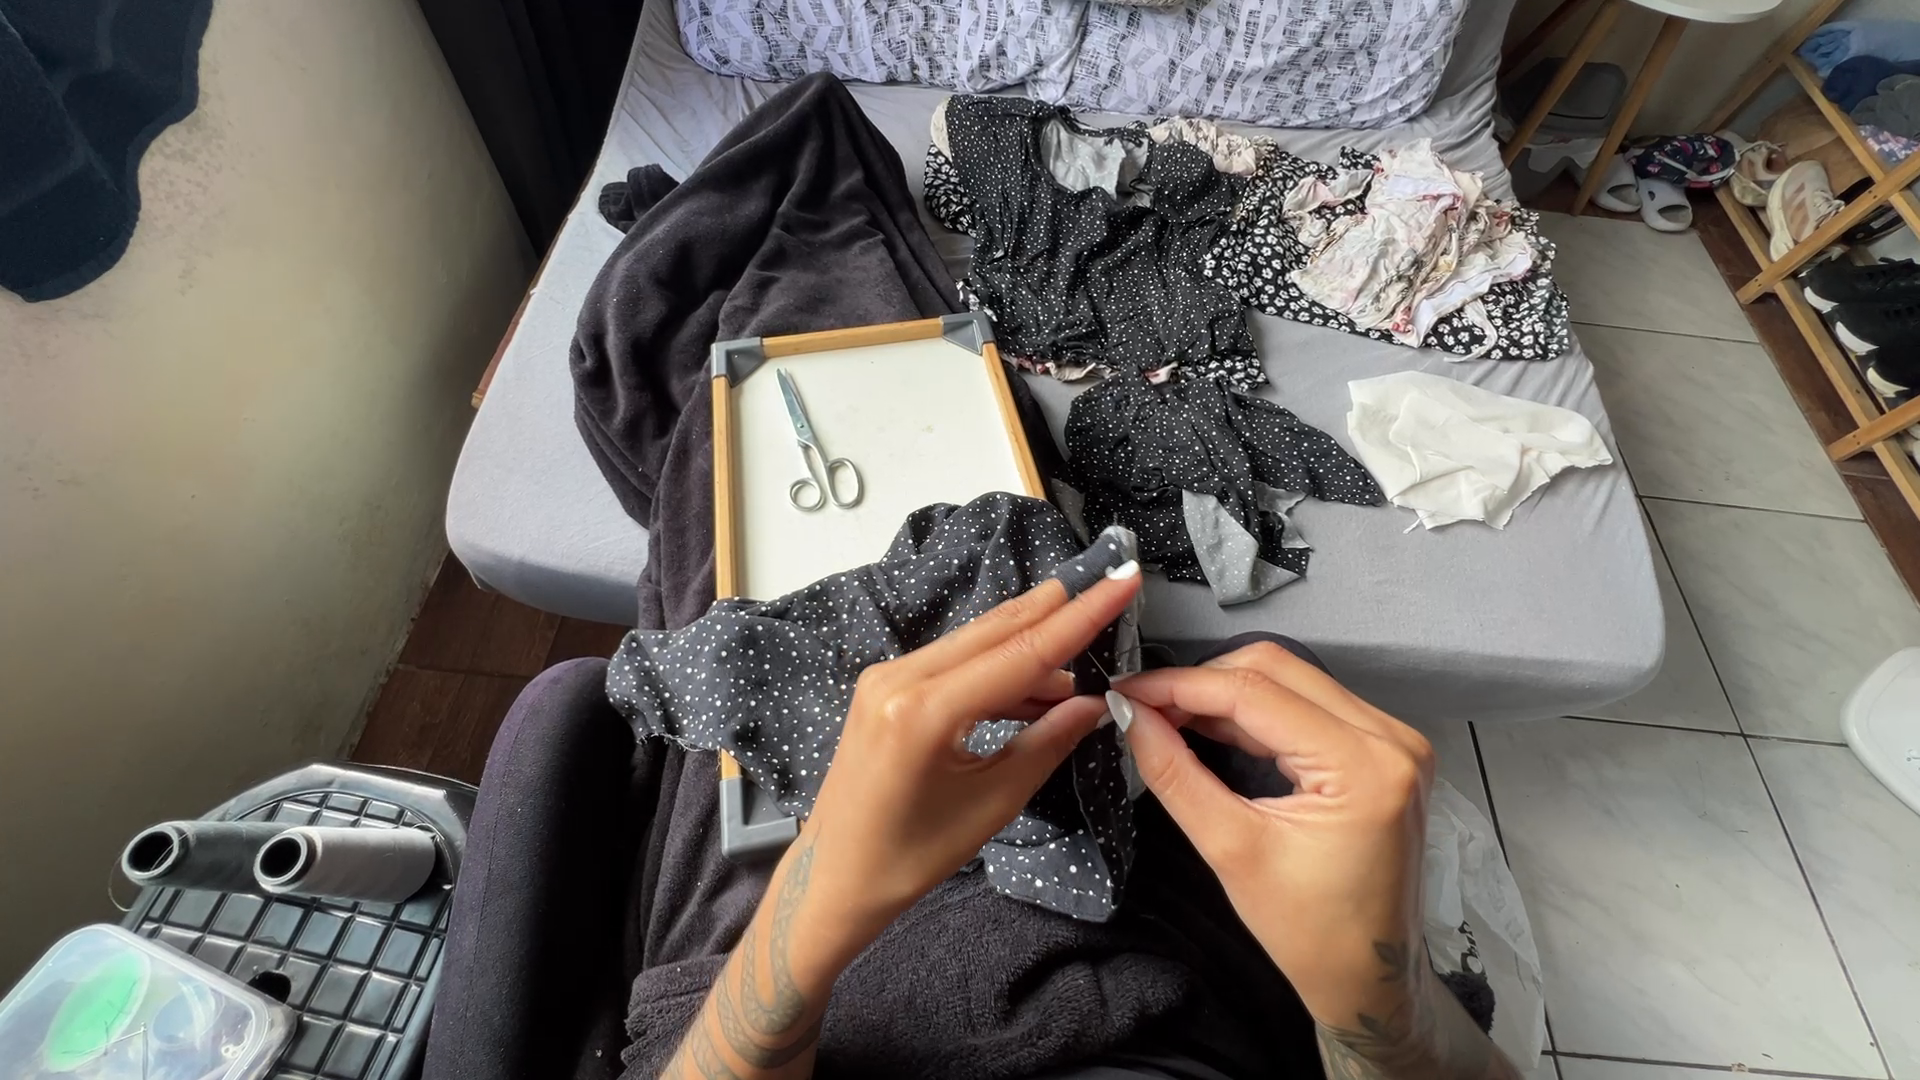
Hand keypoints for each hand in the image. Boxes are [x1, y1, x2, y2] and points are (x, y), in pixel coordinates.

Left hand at [801, 568, 1142, 953]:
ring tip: (1081, 666)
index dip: (1080, 616)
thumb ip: (1047, 743)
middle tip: (1109, 583)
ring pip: (976, 643)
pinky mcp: (885, 682)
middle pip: (995, 631)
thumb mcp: (991, 803)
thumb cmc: (910, 856)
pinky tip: (1033, 687)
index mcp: (924, 710)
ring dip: (1029, 649)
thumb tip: (1096, 703)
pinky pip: (954, 661)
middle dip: (1057, 607)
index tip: (1121, 581)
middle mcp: (900, 676)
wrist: (833, 877)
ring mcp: (886, 674)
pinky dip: (997, 668)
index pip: (1021, 652)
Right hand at [1115, 642, 1434, 1027]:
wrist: (1372, 979)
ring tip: (1169, 715)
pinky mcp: (1378, 746)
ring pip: (1285, 677)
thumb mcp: (1228, 849)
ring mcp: (1390, 738)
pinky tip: (1209, 725)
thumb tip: (1127, 713)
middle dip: (1199, 682)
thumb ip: (1172, 771)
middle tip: (1145, 705)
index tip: (1126, 691)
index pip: (1252, 693)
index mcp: (1363, 766)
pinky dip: (1249, 708)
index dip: (1178, 685)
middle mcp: (1388, 737)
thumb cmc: (1309, 932)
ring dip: (1221, 691)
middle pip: (1272, 668)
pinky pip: (1301, 701)